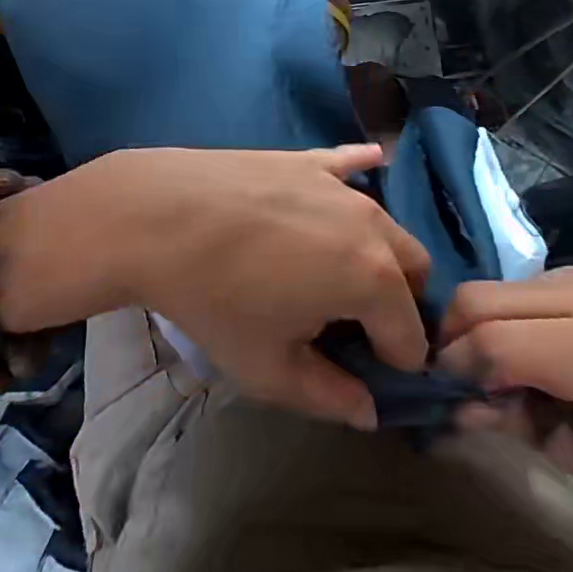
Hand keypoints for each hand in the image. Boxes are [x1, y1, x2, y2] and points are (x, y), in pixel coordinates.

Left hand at [0, 145, 431, 429]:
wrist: (158, 218)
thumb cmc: (215, 300)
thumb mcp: (269, 369)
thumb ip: (329, 396)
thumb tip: (369, 412)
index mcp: (373, 280)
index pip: (410, 336)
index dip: (393, 363)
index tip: (360, 369)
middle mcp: (372, 225)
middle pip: (414, 271)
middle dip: (397, 304)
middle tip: (350, 322)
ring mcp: (341, 186)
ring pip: (386, 226)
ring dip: (378, 254)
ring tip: (332, 270)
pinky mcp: (309, 159)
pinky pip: (352, 163)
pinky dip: (362, 172)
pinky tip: (367, 167)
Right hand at [437, 268, 572, 526]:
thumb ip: (530, 432)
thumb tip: (458, 408)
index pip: (499, 342)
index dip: (459, 372)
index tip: (447, 404)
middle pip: (481, 299)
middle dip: (453, 343)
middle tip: (459, 390)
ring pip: (489, 289)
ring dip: (472, 331)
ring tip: (489, 379)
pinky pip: (510, 290)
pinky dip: (494, 321)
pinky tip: (516, 359)